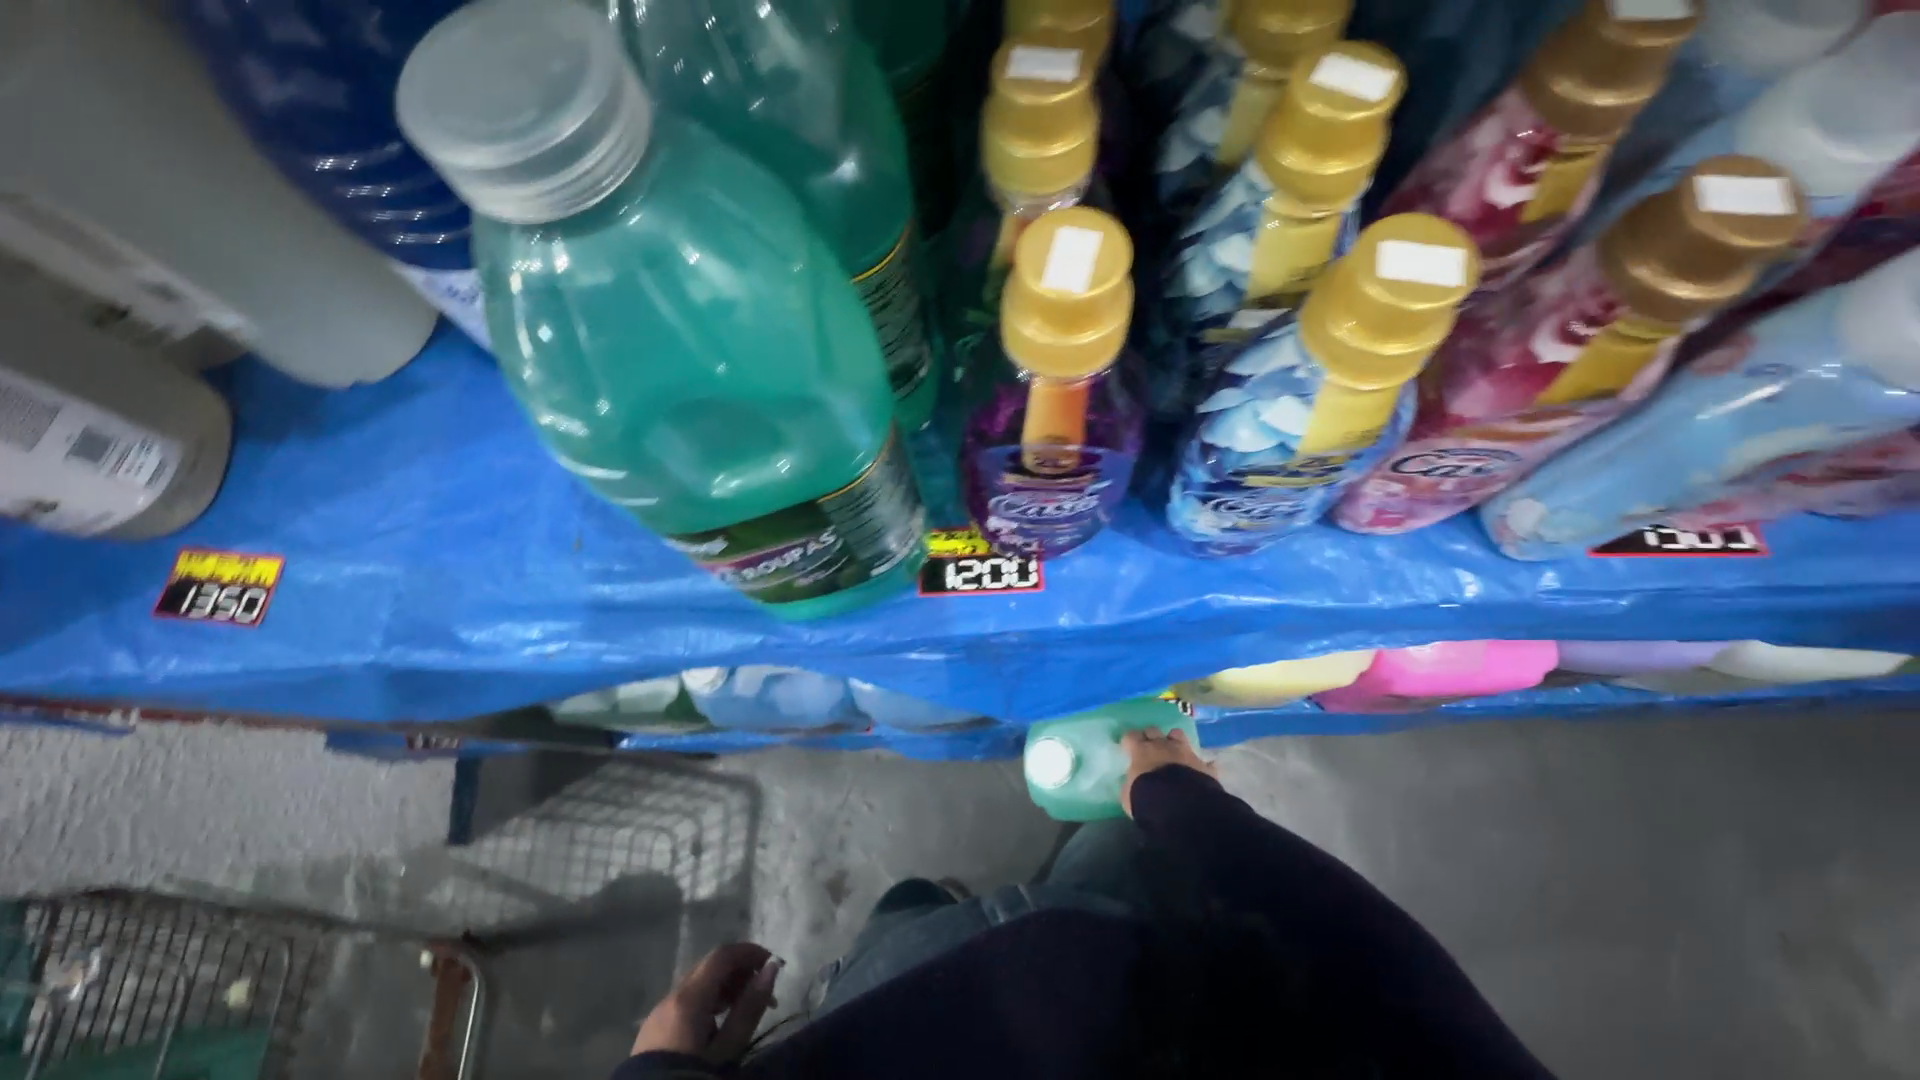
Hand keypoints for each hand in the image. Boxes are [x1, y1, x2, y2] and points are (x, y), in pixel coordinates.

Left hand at [632, 943, 782, 1061]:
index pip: (722, 955)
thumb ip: (750, 1007)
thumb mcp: (728, 1048)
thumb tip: (771, 969)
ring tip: (744, 1010)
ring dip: (725, 987)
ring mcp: (659, 1012)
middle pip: (709, 967)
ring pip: (697, 984)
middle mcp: (670, 996)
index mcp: (688, 997)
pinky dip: (708, 1001)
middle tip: (763, 992)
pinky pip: (686, 1001)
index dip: (750, 952)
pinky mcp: (653, 1028)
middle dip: (739, 971)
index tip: (773, 964)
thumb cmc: (694, 1076)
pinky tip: (718, 1025)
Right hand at [1121, 727, 1215, 817]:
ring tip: (1173, 752)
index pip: (1131, 736)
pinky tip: (1199, 772)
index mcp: (1141, 751)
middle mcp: (1163, 745)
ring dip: (1174, 741)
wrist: (1180, 806)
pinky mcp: (1203, 764)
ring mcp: (1185, 752)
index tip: (1128, 748)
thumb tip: (1134, 778)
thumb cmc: (1146, 798)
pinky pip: (1202, 761)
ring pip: (1178, 735)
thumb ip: (1131, 781)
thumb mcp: (1128, 793)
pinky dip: (1199, 765)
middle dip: (1150, 737)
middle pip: (1153, 730)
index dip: (1129, 741)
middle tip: (1149, 749)